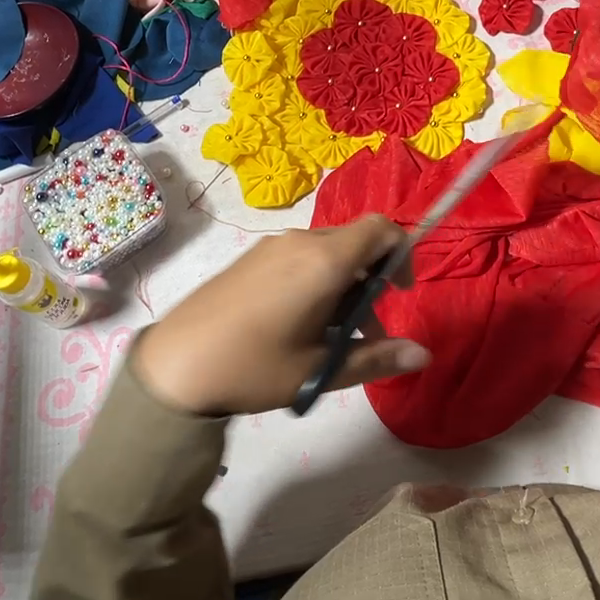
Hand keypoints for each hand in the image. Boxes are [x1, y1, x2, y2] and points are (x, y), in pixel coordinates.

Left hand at [130, 216, 431, 415]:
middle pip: (356, 241)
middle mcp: (301, 241)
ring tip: (331, 338)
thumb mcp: (319, 371)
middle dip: (372, 279)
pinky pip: (302, 255)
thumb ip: (376, 358)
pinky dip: (319, 279)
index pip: (381, 228)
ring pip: (329, 251)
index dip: (401, 254)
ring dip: (345, 284)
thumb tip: (425, 355)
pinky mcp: (253, 256)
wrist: (174, 364)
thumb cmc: (253, 367)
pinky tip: (300, 325)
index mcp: (324, 261)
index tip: (397, 294)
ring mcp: (273, 246)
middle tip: (364, 330)